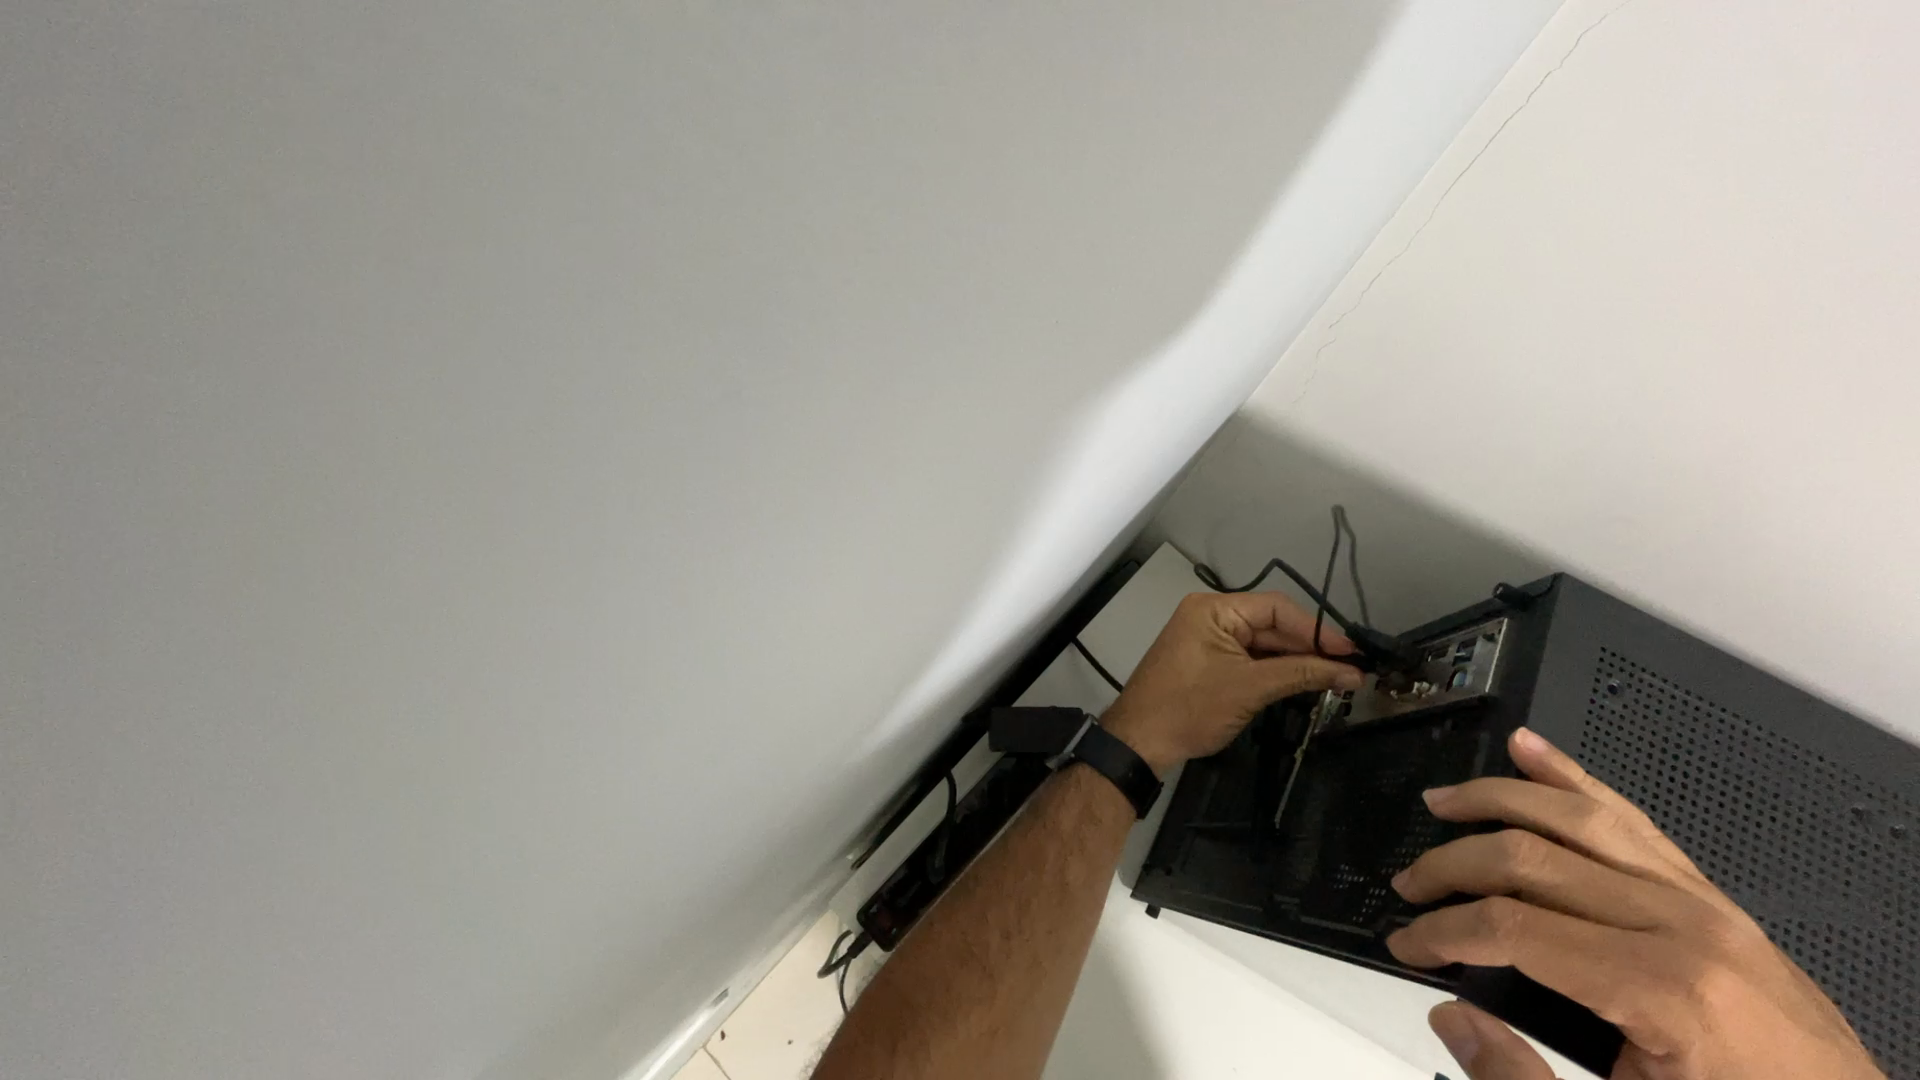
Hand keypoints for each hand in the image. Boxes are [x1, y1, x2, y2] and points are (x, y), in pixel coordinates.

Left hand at [1100, 591, 1362, 775]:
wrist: (1139, 741)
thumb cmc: (1190, 708)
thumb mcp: (1250, 688)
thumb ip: (1302, 673)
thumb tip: (1352, 672)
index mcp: (1213, 609)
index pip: (1277, 608)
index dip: (1317, 630)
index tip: (1352, 653)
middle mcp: (1210, 616)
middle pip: (1272, 625)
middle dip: (1310, 648)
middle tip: (1351, 672)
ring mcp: (1208, 639)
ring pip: (1263, 644)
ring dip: (1296, 661)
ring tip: (1338, 680)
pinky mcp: (1208, 662)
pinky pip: (1250, 659)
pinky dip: (1276, 671)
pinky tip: (1305, 683)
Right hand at [1386, 727, 1884, 1079]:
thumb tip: (1447, 1014)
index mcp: (1663, 990)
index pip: (1513, 928)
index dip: (1442, 931)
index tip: (1404, 946)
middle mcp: (1682, 926)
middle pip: (1530, 859)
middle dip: (1450, 867)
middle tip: (1407, 885)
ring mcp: (1702, 901)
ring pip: (1574, 816)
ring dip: (1495, 799)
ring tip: (1439, 801)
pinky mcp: (1709, 895)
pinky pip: (1630, 820)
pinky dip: (1572, 775)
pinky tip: (1529, 748)